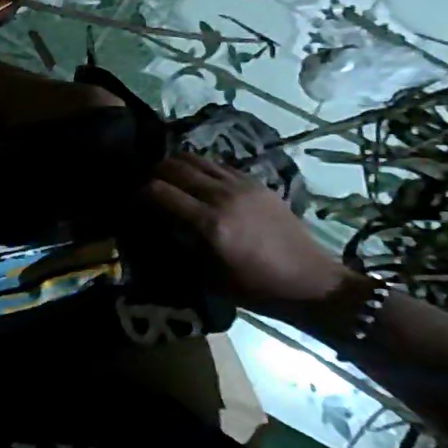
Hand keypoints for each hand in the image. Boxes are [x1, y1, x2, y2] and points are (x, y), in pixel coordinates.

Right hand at [143, 153, 355, 317]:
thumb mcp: (209, 275)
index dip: (139, 191)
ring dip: (176, 165)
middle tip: (148, 184)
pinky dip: (201, 167)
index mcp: (210, 224)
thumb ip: (181, 243)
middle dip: (154, 173)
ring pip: (195, 159)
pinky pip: (218, 164)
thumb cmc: (257, 288)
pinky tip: (198, 181)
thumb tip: (157, 221)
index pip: (159, 190)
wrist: (314, 283)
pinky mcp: (256, 183)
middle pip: (174, 167)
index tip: (133, 198)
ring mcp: (242, 186)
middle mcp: (223, 197)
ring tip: (169, 178)